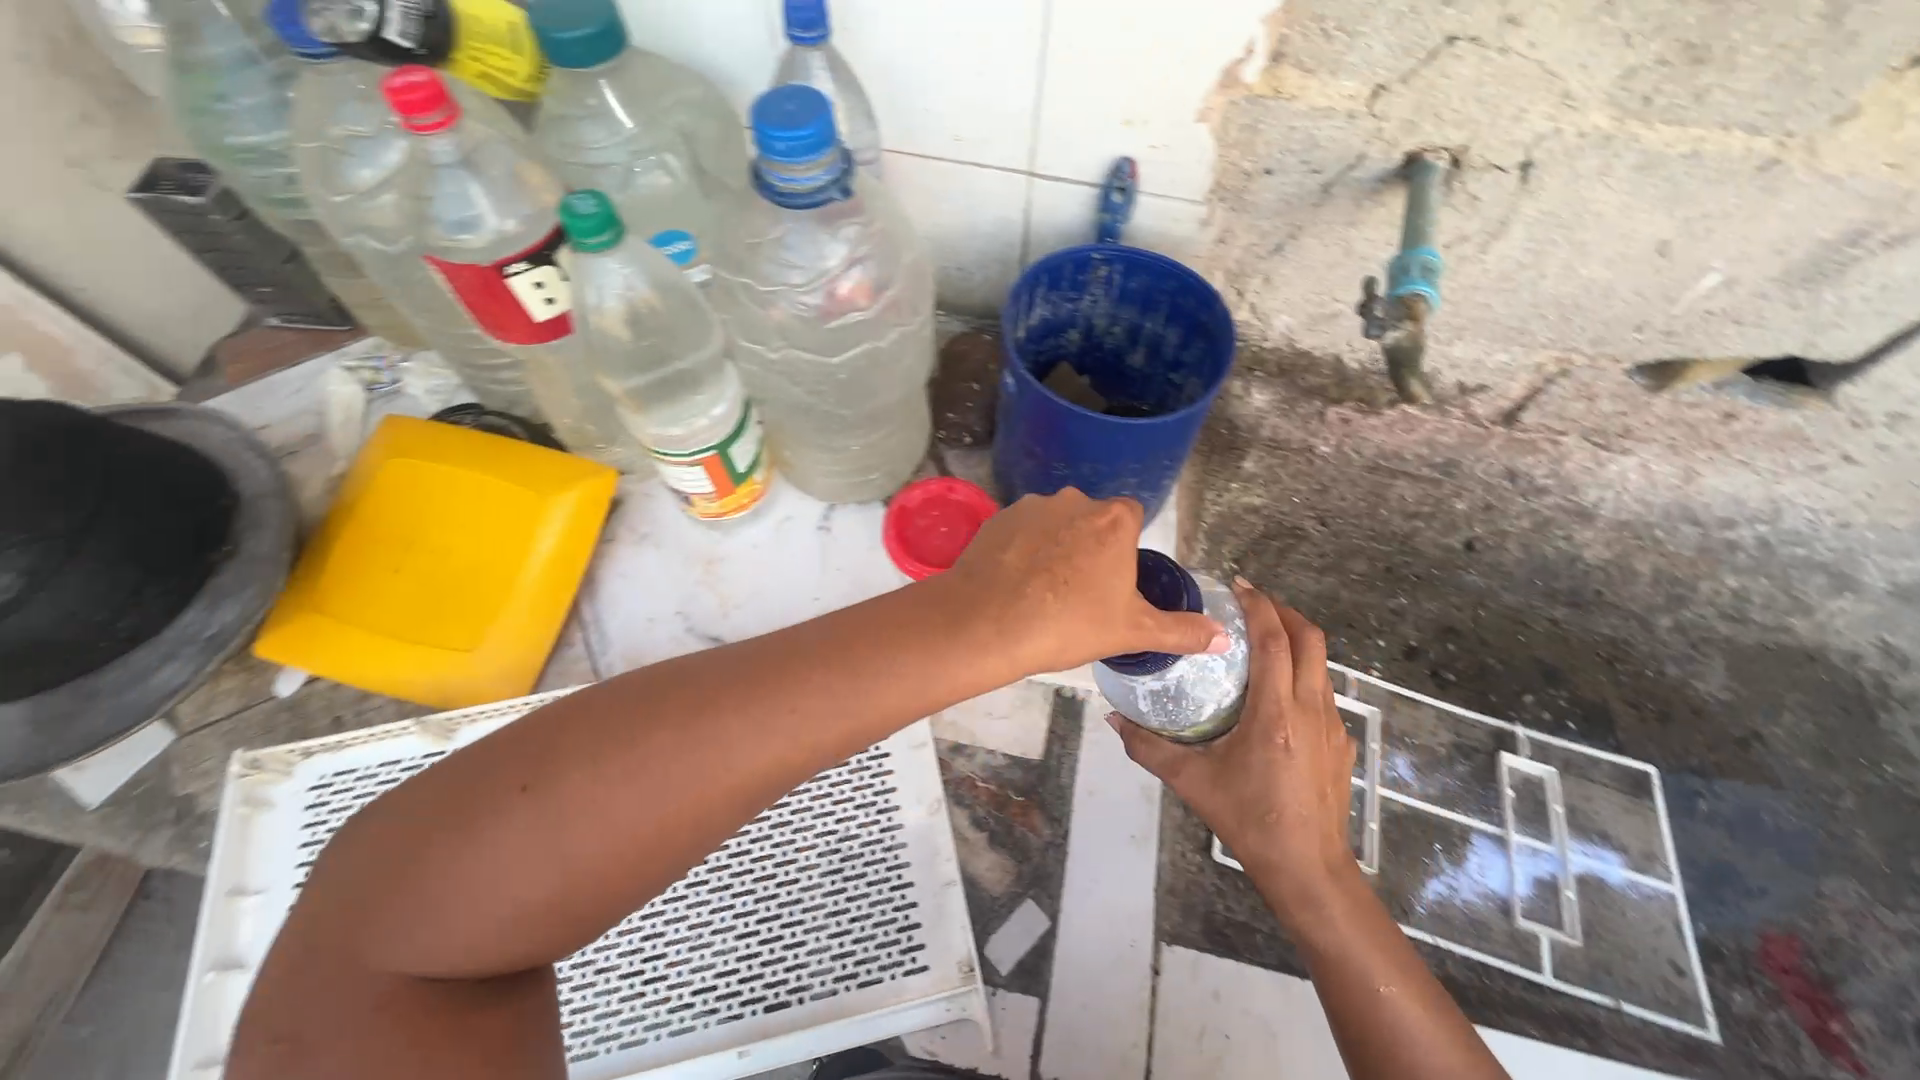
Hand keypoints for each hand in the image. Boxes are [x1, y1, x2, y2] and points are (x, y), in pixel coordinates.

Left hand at [944, 488, 1225, 675]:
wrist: (988, 624)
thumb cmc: (1068, 625)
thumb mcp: (1132, 632)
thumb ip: (1182, 631)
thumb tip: (1225, 639)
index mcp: (1113, 520)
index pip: (1131, 516)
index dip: (1125, 546)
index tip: (1114, 579)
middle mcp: (1073, 501)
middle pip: (1091, 518)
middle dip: (1089, 545)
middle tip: (1078, 591)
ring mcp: (1031, 507)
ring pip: (1053, 523)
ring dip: (1053, 545)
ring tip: (1042, 590)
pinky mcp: (996, 519)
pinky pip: (1019, 531)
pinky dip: (1020, 549)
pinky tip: (1014, 582)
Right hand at [1107, 580, 1357, 927]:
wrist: (1307, 867)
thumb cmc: (1247, 820)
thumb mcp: (1191, 782)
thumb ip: (1148, 747)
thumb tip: (1112, 719)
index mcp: (1275, 712)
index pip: (1274, 640)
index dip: (1259, 606)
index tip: (1238, 586)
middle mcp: (1311, 709)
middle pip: (1310, 638)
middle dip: (1284, 611)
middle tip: (1251, 604)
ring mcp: (1333, 726)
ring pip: (1322, 664)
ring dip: (1296, 640)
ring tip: (1262, 640)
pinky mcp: (1341, 744)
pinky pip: (1323, 694)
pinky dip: (1302, 675)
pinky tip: (1275, 696)